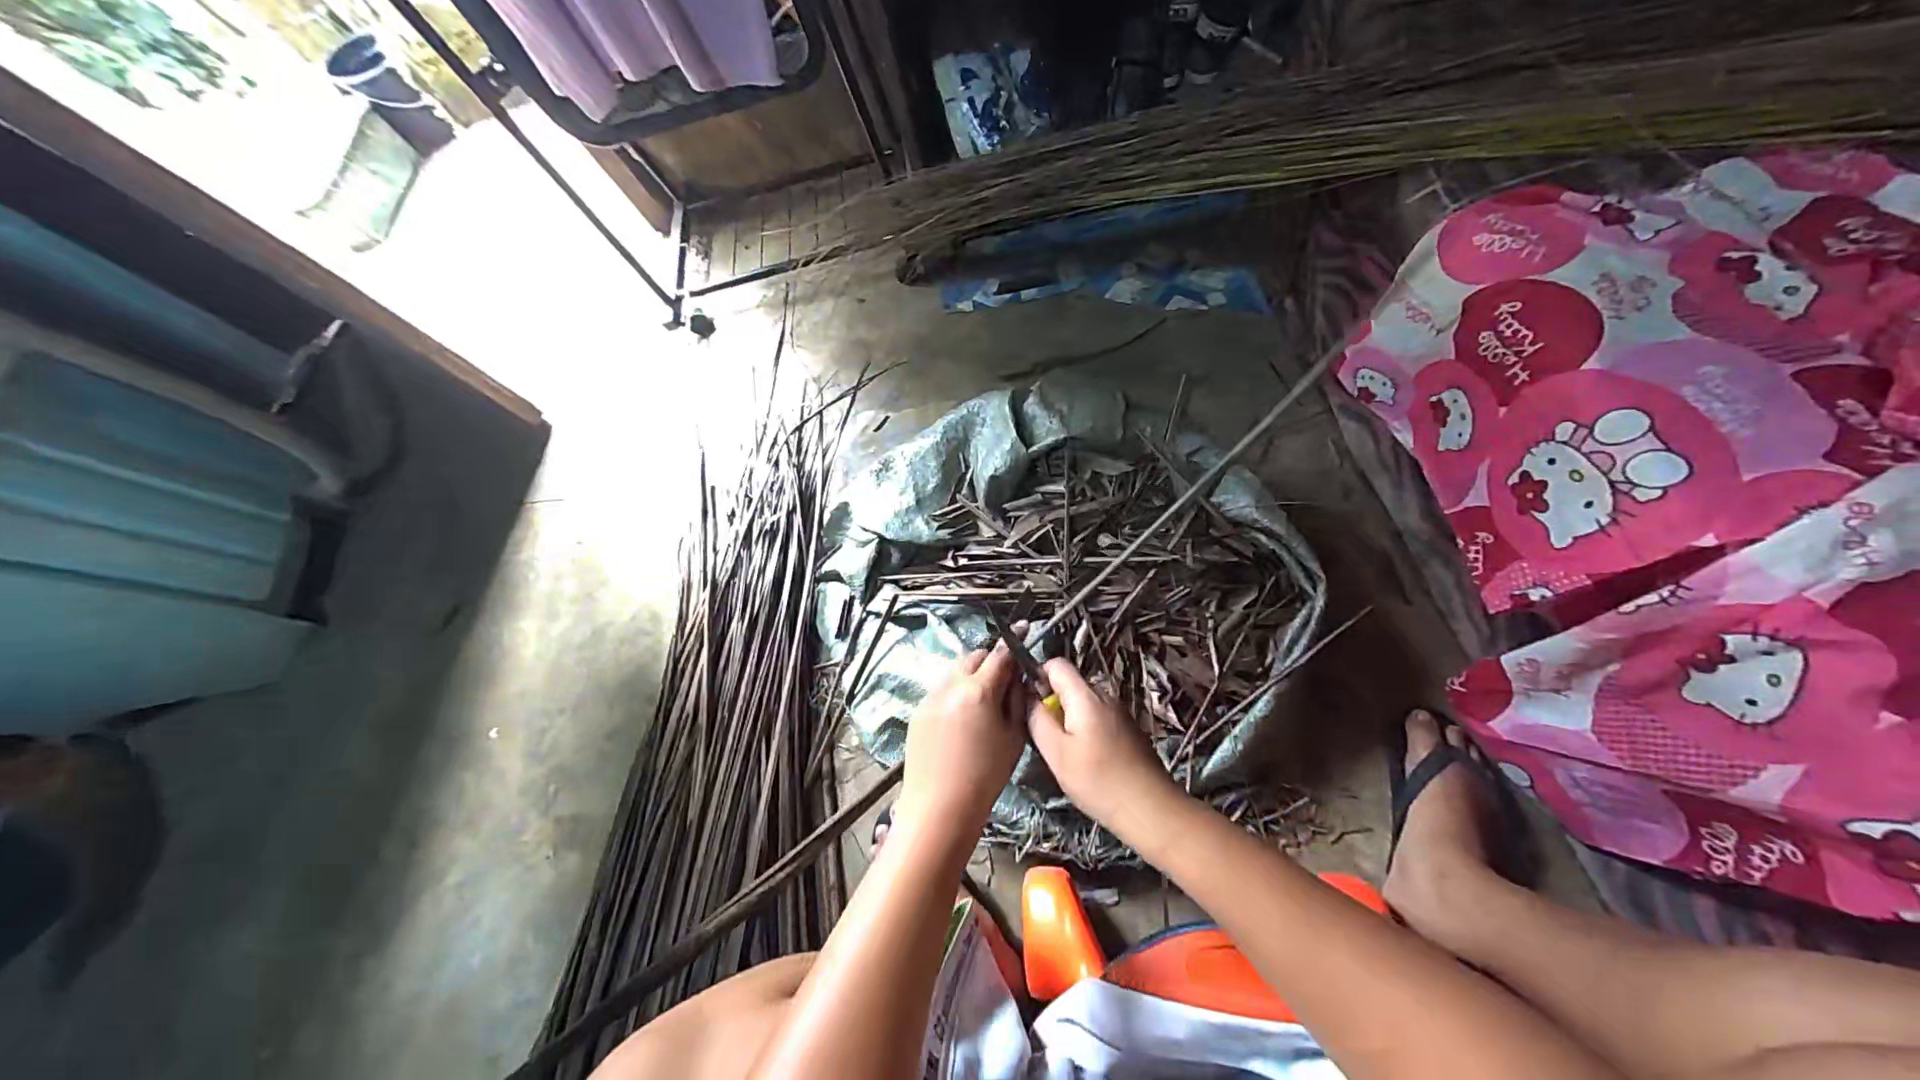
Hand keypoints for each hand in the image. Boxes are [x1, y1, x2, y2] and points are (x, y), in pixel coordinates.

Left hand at [896, 644, 1027, 837]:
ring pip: (955, 673)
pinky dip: (956, 693)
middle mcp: (950, 686)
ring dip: (971, 675)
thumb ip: (1016, 700)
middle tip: (1006, 677)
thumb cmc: (985, 776)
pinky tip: (964, 717)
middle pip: (973, 657)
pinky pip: (942, 691)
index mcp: (978, 690)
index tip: (1025, 629)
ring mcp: (930, 698)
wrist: (940, 807)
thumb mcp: (1013, 737)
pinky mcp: (918, 712)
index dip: (1015, 641)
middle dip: (991, 660)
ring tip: (984, 699)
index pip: (1000, 654)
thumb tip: (1017, 677)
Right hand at [1026, 658, 1184, 833]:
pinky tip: (1089, 761)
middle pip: (1070, 685)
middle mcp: (1105, 696)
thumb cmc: (1098, 781)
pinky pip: (1097, 718)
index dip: (1038, 677)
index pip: (1056, 664)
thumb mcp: (1056, 753)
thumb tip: (1028, 697)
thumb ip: (1037, 719)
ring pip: (1083, 704)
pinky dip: (1086, 732)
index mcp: (1086, 696)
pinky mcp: (1128, 729)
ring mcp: (1119, 712)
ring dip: (1069, 722)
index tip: (1032, 707)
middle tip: (1048, 740)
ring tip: (1067, 755)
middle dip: (1053, 705)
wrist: (1151, 808)